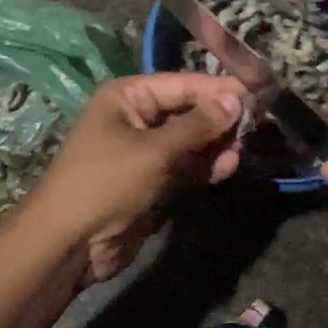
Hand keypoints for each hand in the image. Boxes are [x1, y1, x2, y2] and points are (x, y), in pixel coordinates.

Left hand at [26, 73, 245, 247]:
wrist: (69, 243)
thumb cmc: (106, 182)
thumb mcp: (155, 150)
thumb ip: (197, 126)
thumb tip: (235, 101)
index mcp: (126, 97)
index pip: (181, 84)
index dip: (217, 88)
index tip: (255, 92)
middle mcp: (135, 119)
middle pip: (187, 111)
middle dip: (218, 118)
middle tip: (257, 123)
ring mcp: (143, 152)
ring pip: (189, 142)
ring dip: (215, 145)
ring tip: (243, 148)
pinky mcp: (151, 183)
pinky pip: (184, 168)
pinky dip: (204, 167)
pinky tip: (229, 166)